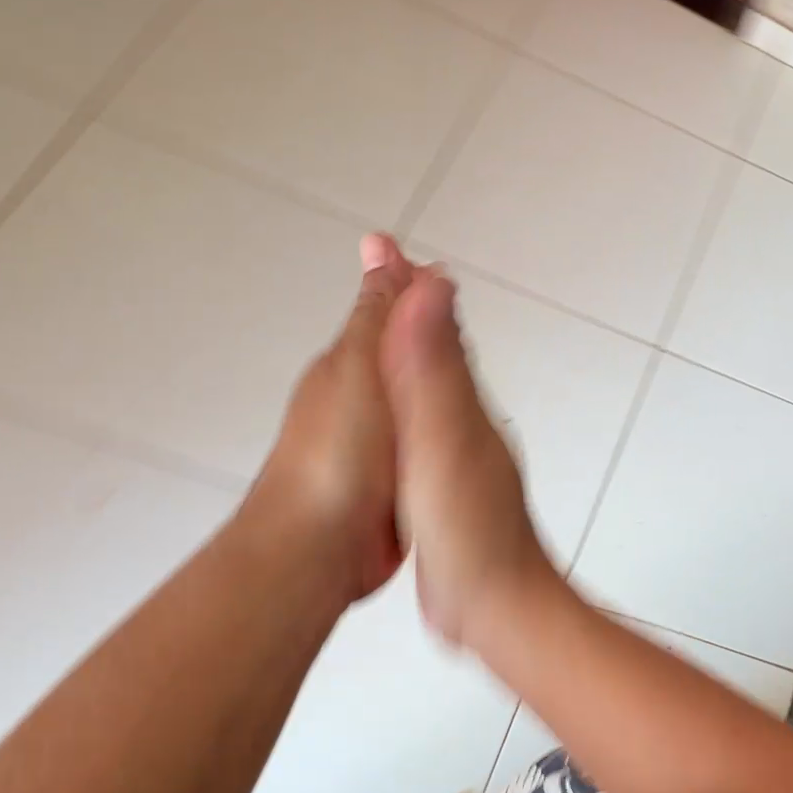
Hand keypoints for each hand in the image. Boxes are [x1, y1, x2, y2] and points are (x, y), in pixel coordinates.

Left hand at [242, 234, 432, 602]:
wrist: (320, 545)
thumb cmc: (340, 452)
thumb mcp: (361, 369)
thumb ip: (380, 317)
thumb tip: (386, 247)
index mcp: (348, 365)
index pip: (384, 312)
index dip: (412, 290)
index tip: (444, 274)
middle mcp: (359, 397)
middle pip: (400, 354)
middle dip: (427, 333)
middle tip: (464, 318)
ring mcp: (375, 441)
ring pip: (413, 398)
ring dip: (434, 380)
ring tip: (472, 370)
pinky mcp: (394, 478)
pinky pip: (421, 439)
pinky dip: (437, 424)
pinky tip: (459, 429)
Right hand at [378, 241, 557, 645]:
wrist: (499, 607)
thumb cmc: (470, 532)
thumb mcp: (443, 442)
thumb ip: (433, 370)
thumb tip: (433, 286)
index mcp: (463, 408)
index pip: (434, 330)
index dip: (406, 286)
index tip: (381, 243)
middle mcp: (468, 427)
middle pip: (436, 355)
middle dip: (409, 313)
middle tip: (381, 278)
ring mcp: (460, 462)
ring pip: (431, 396)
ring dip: (409, 360)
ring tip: (384, 339)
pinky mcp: (445, 497)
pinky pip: (422, 439)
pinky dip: (406, 413)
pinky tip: (396, 427)